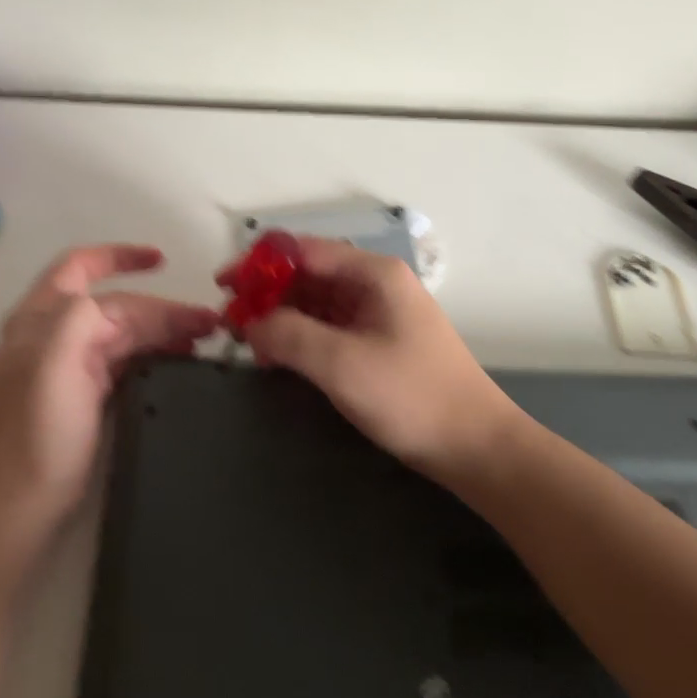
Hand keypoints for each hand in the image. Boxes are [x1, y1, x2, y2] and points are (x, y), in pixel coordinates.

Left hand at [0, 245, 218, 539]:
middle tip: (207, 322)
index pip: (83, 268)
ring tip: (201, 340)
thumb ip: (84, 317)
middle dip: (158, 305)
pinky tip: (177, 362)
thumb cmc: (37, 435)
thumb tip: (127, 308)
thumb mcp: (54, 363)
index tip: (164, 260)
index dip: (121, 256)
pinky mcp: (82, 395)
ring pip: (121, 332)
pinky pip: (123, 360)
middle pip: (112, 303)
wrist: (18, 508)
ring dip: (160, 329)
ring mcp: (67, 366)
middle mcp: (51, 334)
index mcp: (39, 318)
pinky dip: (152, 354)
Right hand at [245, 236, 522, 479]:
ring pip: (317, 303)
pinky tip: (278, 357)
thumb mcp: (342, 364)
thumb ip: (289, 334)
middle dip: (267, 293)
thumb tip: (249, 322)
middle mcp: (376, 285)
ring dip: (281, 317)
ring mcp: (379, 315)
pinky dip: (300, 337)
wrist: (474, 446)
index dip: (259, 264)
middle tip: (228, 321)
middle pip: (309, 274)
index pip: (304, 250)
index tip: (222, 285)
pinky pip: (330, 328)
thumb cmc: (411, 397)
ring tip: (247, 344)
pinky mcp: (379, 344)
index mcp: (373, 274)